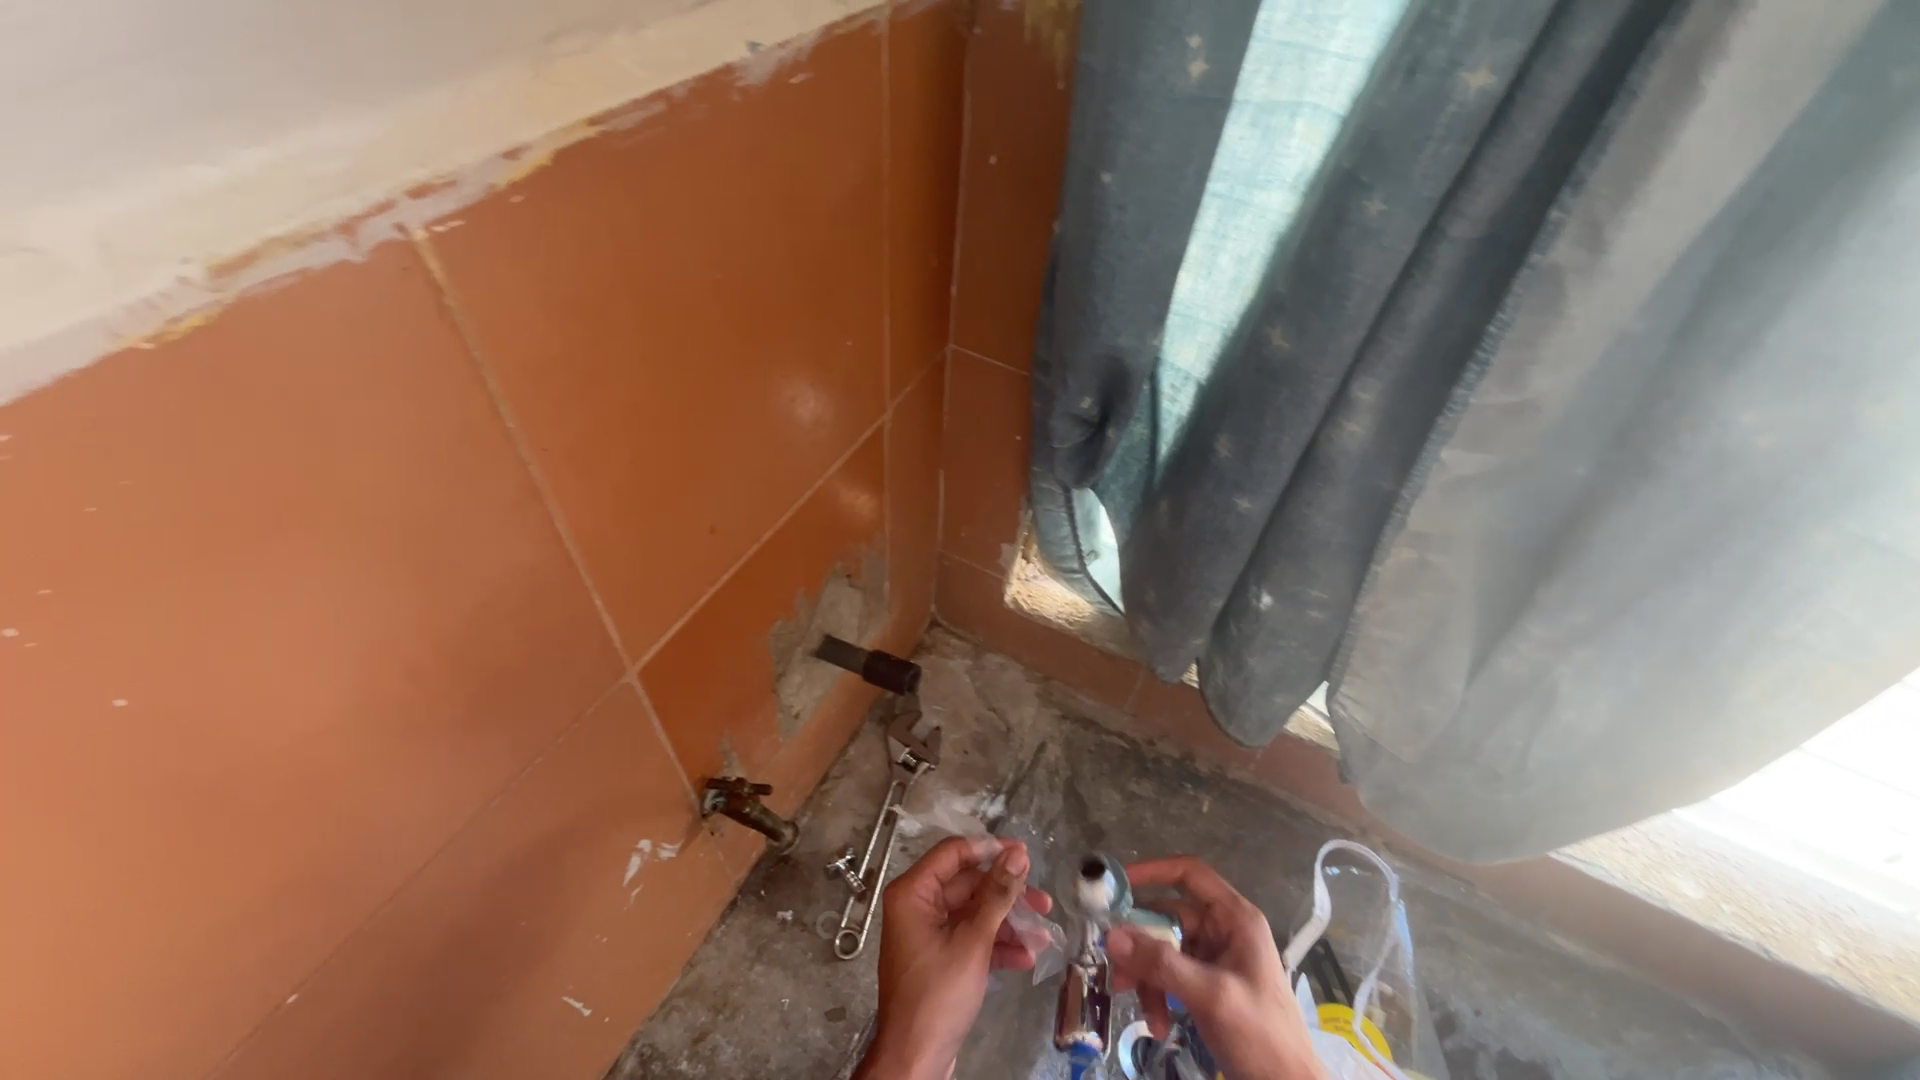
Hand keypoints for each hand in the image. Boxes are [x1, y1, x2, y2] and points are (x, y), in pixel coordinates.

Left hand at [855, 836, 1053, 1079]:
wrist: (916, 1057)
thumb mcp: (973, 940)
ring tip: (1042, 936)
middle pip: (968, 885)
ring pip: (974, 914)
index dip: (990, 850)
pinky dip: (996, 946)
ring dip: (1008, 925)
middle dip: (1007, 896)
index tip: (1024, 854)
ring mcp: (929, 933)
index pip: (954, 853)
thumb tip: (1017, 855)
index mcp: (913, 892)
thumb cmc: (938, 993)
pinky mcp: (940, 958)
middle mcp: (917, 906)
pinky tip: (1026, 959)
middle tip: (1043, 902)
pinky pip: (971, 939)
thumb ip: (997, 894)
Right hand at [1107, 856, 1324, 1079]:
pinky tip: (1159, 1025)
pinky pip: (1169, 976)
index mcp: (1234, 918)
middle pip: (1167, 918)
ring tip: (1143, 1011)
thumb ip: (1161, 963)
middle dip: (1140, 945)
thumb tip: (1111, 935)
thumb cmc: (1261, 1035)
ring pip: (1162, 950)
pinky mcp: (1206, 985)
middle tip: (1115, 968)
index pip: (1189, 874)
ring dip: (1147, 979)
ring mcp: (1214, 959)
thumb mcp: (1210, 995)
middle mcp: (1222, 931)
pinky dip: (1158, 996)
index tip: (1117, 884)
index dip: (1153, 871)